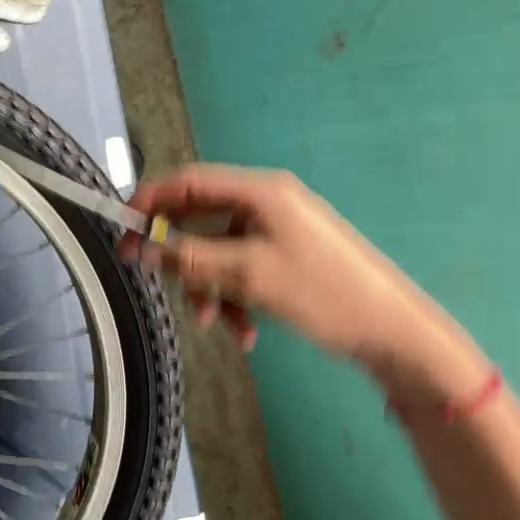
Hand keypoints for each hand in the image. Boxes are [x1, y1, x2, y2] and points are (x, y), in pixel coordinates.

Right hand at [121, 164, 485, 398]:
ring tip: (214, 321)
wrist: (397, 337)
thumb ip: (188, 256)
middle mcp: (266, 204)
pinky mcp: (287, 259)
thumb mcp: (246, 275)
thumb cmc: (322, 294)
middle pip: (198, 218)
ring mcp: (278, 232)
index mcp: (260, 192)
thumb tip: (140, 243)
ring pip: (217, 250)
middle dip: (178, 255)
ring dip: (206, 285)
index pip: (187, 181)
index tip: (122, 229)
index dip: (149, 201)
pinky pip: (241, 269)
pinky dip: (234, 297)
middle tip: (150, 277)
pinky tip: (244, 332)